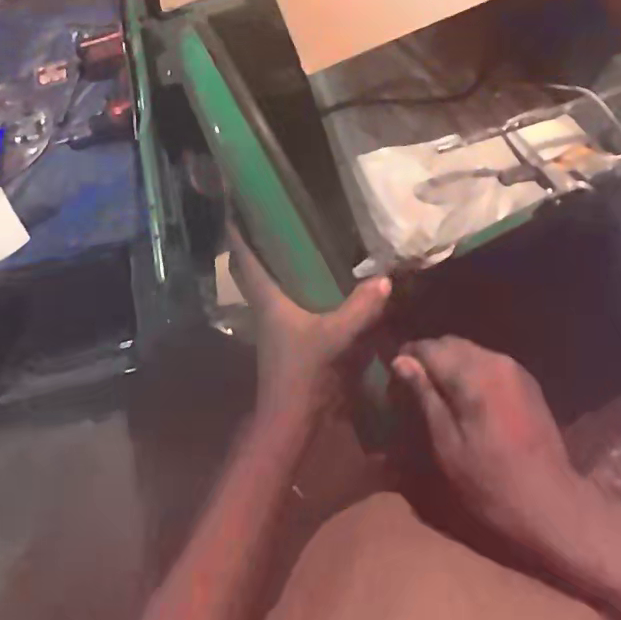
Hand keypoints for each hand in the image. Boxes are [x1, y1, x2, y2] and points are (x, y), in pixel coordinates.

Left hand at [228, 228, 391, 420]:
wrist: (290, 419)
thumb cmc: (301, 372)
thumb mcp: (334, 337)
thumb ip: (359, 308)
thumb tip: (384, 278)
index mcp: (266, 298)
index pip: (244, 255)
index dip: (237, 228)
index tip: (235, 200)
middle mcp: (264, 305)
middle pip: (252, 265)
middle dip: (256, 239)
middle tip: (271, 212)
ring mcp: (274, 321)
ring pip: (268, 281)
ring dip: (274, 260)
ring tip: (294, 235)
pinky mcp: (287, 334)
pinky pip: (286, 297)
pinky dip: (293, 282)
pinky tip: (316, 276)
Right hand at [393, 337, 616, 565]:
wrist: (553, 506)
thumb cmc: (491, 484)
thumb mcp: (447, 446)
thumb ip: (424, 397)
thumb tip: (401, 361)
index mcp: (473, 375)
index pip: (429, 347)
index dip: (406, 356)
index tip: (392, 376)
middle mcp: (495, 361)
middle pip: (450, 343)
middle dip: (427, 357)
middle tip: (410, 384)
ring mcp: (514, 369)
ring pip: (470, 350)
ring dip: (449, 363)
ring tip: (435, 390)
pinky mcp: (527, 381)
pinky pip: (488, 362)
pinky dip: (470, 370)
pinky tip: (464, 395)